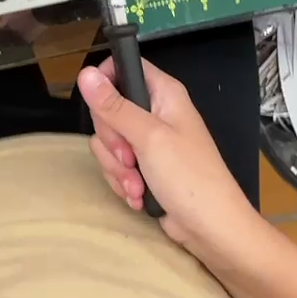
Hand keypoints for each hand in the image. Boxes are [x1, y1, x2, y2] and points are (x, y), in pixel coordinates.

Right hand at [77, 58, 266, 260]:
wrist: (211, 229)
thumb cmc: (190, 178)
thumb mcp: (148, 138)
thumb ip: (114, 106)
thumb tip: (85, 73)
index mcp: (163, 93)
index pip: (124, 67)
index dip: (105, 82)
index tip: (100, 107)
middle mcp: (155, 112)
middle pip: (108, 109)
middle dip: (112, 140)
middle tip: (129, 157)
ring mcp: (148, 140)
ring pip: (108, 141)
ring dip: (117, 167)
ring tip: (137, 185)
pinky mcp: (143, 166)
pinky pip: (115, 164)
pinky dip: (123, 181)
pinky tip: (138, 195)